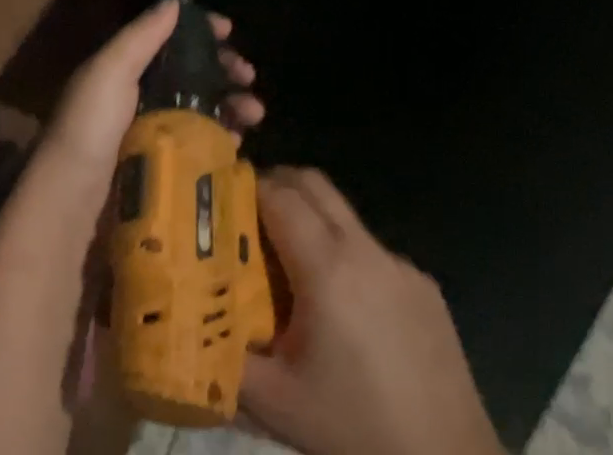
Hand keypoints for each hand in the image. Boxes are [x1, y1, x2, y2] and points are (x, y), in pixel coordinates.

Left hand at [43, 0, 261, 169]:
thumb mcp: (110, 71)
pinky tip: (240, 142)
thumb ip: (141, 37)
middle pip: (191, 76)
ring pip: (202, 110)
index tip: (230, 30)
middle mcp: (137, 99)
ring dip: (232, 105)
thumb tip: (173, 2)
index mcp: (121, 71)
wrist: (72, 197)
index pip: (167, 44)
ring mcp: (151, 135)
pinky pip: (202, 147)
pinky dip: (223, 139)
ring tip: (254, 113)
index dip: (199, 34)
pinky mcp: (164, 169)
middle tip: (249, 76)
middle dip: (224, 71)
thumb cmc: (91, 126)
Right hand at [241, 168, 502, 454]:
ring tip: (285, 268)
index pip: (278, 195)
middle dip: (274, 186)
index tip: (216, 200)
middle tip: (243, 216)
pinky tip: (338, 309)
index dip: (243, 187)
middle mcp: (368, 253)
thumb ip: (221, 350)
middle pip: (313, 184)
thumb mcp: (271, 399)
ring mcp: (403, 268)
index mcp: (327, 269)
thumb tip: (185, 319)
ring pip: (344, 216)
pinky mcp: (427, 291)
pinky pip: (372, 251)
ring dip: (309, 221)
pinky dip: (343, 255)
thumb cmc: (352, 428)